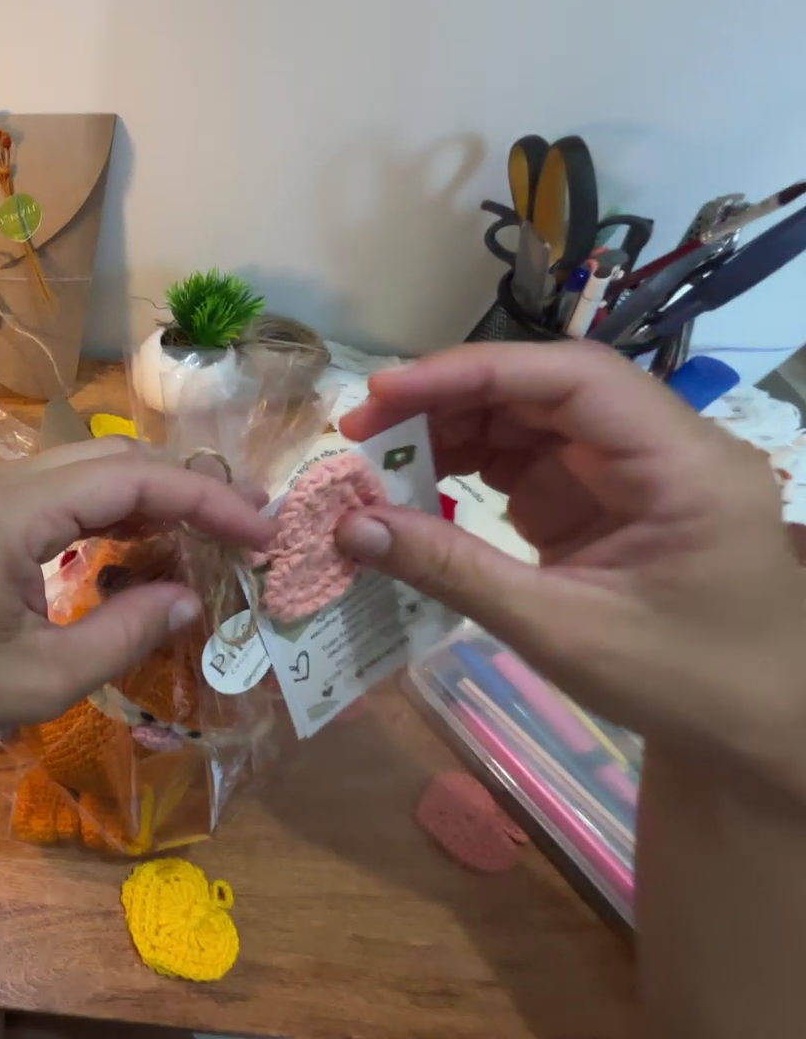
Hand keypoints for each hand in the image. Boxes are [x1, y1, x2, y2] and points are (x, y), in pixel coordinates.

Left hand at [0, 437, 272, 762]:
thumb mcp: (42, 678)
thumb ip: (125, 632)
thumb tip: (189, 596)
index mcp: (14, 512)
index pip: (134, 478)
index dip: (209, 499)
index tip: (265, 533)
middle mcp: (0, 482)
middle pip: (113, 457)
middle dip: (186, 485)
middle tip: (246, 529)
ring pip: (85, 469)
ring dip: (146, 492)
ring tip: (205, 534)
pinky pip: (54, 491)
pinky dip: (104, 508)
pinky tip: (134, 540)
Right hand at [334, 341, 805, 796]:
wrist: (751, 725)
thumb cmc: (683, 678)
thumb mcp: (556, 628)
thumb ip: (450, 569)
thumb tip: (347, 526)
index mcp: (680, 466)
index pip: (570, 380)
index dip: (470, 373)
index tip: (382, 393)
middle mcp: (653, 448)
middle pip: (535, 388)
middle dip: (440, 398)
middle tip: (358, 430)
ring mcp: (617, 470)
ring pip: (516, 416)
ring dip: (439, 429)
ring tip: (372, 459)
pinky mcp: (585, 495)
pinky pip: (508, 457)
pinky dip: (451, 463)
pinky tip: (407, 486)